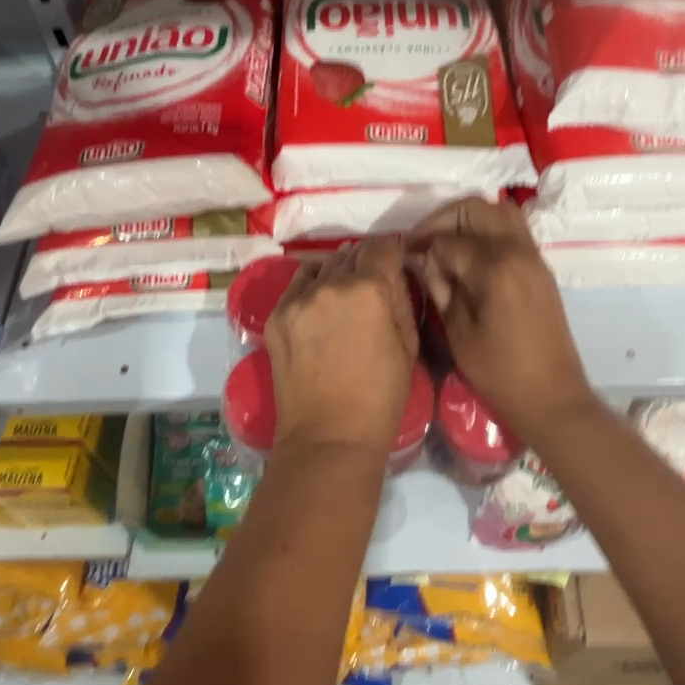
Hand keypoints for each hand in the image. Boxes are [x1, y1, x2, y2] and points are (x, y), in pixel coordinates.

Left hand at [264, 238, 421, 455]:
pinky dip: (311, 288)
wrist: (328, 438)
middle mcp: (331, 284)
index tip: (394, 261)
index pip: (381, 246)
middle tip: (371, 285)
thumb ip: (401, 297)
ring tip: (343, 296)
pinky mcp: (277, 315)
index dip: (391, 251)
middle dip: (364, 263)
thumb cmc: (381, 397)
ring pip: (322, 266)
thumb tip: (393, 270)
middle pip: (350, 254)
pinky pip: (297, 286)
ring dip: (336, 273)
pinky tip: (319, 308)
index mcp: (369, 289)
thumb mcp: (408, 344)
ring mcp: (298, 299)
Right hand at [409, 197, 595, 433]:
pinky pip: (512, 230)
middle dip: (444, 218)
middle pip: (476, 209)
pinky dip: (488, 230)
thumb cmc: (500, 372)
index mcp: (494, 268)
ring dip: (469, 218)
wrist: (552, 396)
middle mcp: (517, 251)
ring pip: (499, 212)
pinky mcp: (540, 268)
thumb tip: (423, 260)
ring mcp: (533, 257)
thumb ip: (440, 288)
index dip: (423, 245)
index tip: (406, 255)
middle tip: (423, 239)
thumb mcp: (458, 332)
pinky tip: (468, 255)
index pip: (448, 240)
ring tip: (446, 241)